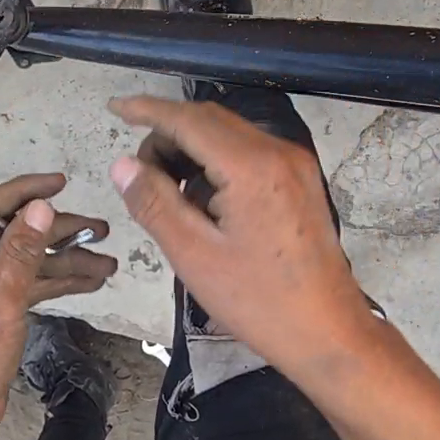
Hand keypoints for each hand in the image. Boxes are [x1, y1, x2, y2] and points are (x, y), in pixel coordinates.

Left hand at [0, 174, 116, 432]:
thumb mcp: (1, 298)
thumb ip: (22, 250)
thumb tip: (41, 206)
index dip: (27, 191)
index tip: (63, 182)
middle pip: (13, 232)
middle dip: (58, 232)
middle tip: (102, 230)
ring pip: (25, 260)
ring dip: (65, 260)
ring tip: (108, 263)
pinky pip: (26, 283)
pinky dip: (55, 282)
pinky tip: (91, 280)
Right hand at [107, 95, 376, 373]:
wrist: (326, 332)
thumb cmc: (257, 300)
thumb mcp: (193, 255)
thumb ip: (153, 203)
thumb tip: (122, 165)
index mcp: (251, 168)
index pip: (189, 120)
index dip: (146, 110)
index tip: (114, 108)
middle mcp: (278, 153)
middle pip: (209, 121)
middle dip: (165, 137)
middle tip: (137, 178)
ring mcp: (293, 166)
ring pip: (227, 136)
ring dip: (188, 151)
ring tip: (165, 195)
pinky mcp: (298, 182)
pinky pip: (245, 155)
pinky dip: (212, 164)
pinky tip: (197, 202)